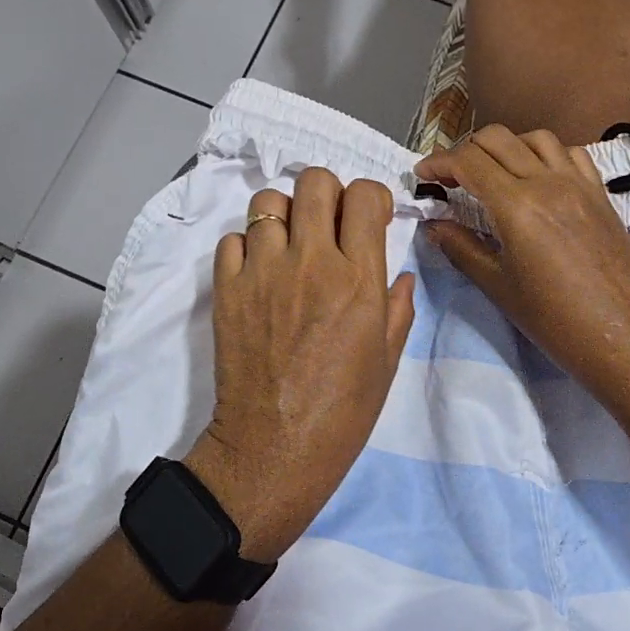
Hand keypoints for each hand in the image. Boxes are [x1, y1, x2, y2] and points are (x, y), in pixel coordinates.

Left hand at [184, 169, 416, 562]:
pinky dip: (248, 246)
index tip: (369, 219)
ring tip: (290, 244)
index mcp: (358, 278)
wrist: (274, 448)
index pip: (365, 195)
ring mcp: (263, 271)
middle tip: (329, 224)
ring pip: (269, 201)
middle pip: (315, 182)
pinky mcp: (227, 288)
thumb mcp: (386, 360)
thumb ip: (398, 308)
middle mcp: (311, 262)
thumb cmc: (343, 411)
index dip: (371, 198)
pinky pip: (233, 238)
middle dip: (328, 194)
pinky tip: (259, 273)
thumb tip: (402, 275)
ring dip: (285, 215)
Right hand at [415, 125, 629, 390]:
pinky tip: (536, 177)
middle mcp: (548, 182)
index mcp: (518, 206)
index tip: (422, 177)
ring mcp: (579, 184)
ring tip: (491, 172)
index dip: (439, 163)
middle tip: (450, 178)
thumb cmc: (556, 322)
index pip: (469, 161)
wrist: (628, 340)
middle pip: (497, 139)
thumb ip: (462, 248)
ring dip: (505, 146)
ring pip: (534, 138)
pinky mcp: (600, 194)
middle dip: (465, 151)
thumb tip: (434, 225)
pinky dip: (544, 153)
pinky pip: (569, 153)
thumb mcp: (499, 288)